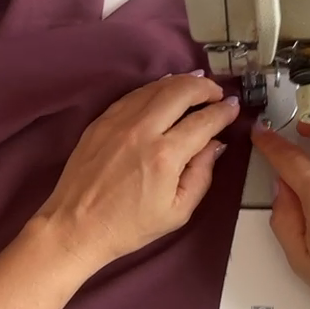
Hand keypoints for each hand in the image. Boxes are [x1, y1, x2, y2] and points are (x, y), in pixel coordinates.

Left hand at [34, 73, 239, 267]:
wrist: (76, 226)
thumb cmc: (128, 226)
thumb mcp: (178, 211)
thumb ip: (201, 174)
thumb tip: (214, 144)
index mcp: (164, 156)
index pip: (203, 121)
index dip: (223, 111)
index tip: (234, 108)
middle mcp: (142, 130)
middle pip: (181, 91)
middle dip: (205, 87)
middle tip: (217, 93)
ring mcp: (118, 122)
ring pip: (156, 88)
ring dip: (181, 82)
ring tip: (197, 84)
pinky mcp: (101, 121)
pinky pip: (133, 95)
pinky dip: (154, 88)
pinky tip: (165, 89)